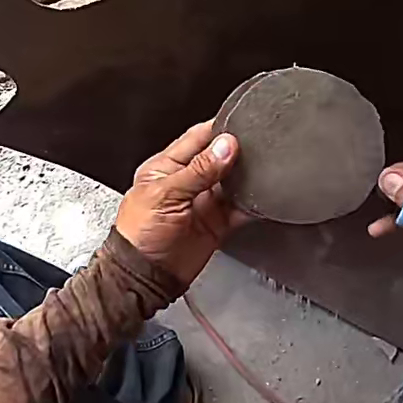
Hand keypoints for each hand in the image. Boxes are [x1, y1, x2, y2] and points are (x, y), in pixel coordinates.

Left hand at [115, 120, 247, 284]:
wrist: (146, 277)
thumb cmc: (139, 235)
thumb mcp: (165, 194)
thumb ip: (198, 170)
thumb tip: (225, 146)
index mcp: (167, 167)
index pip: (197, 138)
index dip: (219, 130)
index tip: (240, 125)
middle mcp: (187, 181)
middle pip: (219, 158)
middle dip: (237, 152)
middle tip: (258, 147)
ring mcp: (203, 202)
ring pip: (233, 182)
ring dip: (247, 176)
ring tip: (263, 169)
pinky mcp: (217, 223)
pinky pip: (240, 208)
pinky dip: (252, 204)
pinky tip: (262, 198)